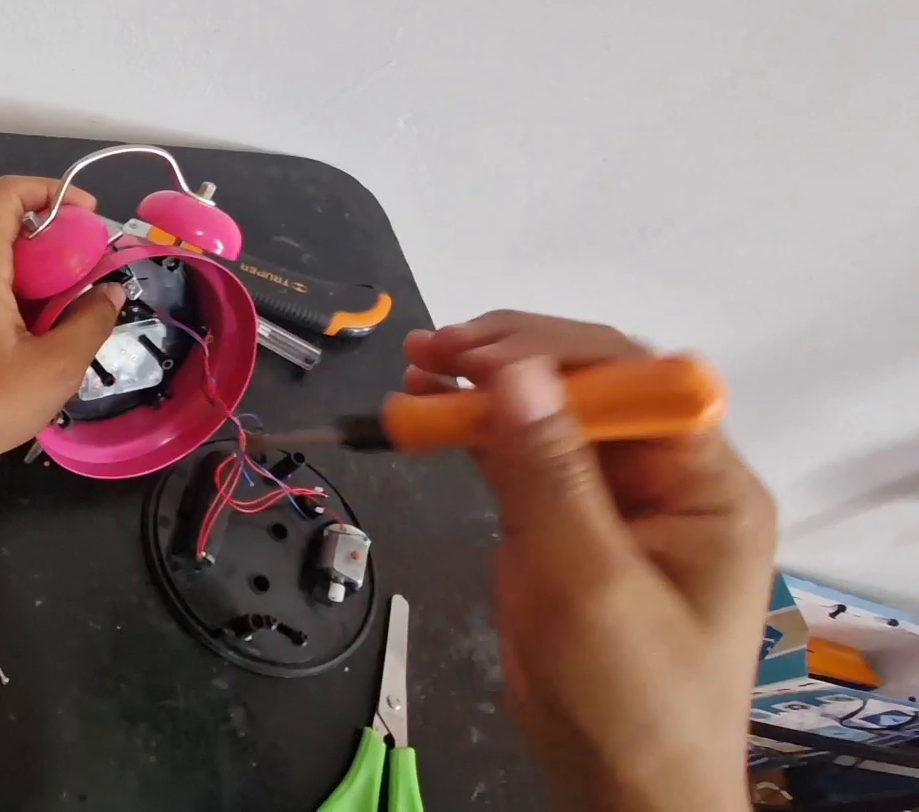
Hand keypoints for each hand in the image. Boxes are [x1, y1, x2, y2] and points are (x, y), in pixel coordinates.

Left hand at [0, 176, 124, 483]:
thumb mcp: (55, 365)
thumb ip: (91, 321)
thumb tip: (112, 292)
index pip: (8, 194)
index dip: (53, 191)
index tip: (91, 218)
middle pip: (13, 227)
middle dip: (62, 240)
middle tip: (98, 272)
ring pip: (9, 264)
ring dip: (50, 275)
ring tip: (83, 307)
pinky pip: (0, 292)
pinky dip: (32, 299)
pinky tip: (54, 336)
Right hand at [405, 311, 775, 811]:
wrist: (612, 774)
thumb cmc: (623, 688)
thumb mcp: (586, 577)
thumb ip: (548, 471)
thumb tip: (514, 372)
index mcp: (701, 484)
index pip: (635, 382)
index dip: (552, 354)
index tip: (469, 355)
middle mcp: (656, 475)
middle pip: (585, 384)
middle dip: (507, 357)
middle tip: (431, 350)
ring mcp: (602, 493)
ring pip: (539, 410)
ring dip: (477, 383)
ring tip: (417, 365)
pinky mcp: (553, 513)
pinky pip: (511, 449)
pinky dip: (466, 424)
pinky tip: (425, 408)